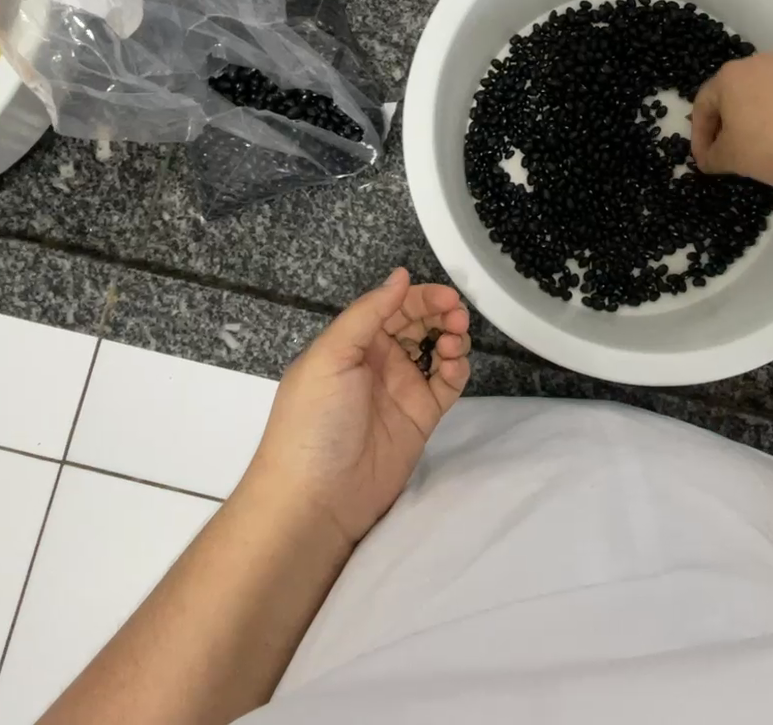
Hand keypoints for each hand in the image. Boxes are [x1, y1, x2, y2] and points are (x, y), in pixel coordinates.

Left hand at [241, 268, 471, 549]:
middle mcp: (378, 362)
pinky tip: (454, 366)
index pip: (392, 307)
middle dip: (440, 313)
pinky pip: (446, 385)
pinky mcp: (421, 418)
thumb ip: (368, 313)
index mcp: (352, 343)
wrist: (317, 498)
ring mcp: (401, 390)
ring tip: (456, 340)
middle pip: (418, 324)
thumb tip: (400, 275)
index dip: (419, 297)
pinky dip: (457, 370)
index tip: (446, 296)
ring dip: (452, 338)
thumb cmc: (315, 420)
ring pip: (436, 350)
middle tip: (457, 315)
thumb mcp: (330, 356)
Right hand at [691, 53, 772, 191]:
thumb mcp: (728, 158)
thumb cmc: (768, 149)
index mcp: (730, 76)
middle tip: (728, 152)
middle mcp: (761, 64)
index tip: (704, 159)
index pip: (703, 105)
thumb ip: (710, 156)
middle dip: (727, 124)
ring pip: (765, 94)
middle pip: (734, 94)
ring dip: (756, 118)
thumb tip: (710, 158)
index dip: (699, 135)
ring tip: (762, 147)